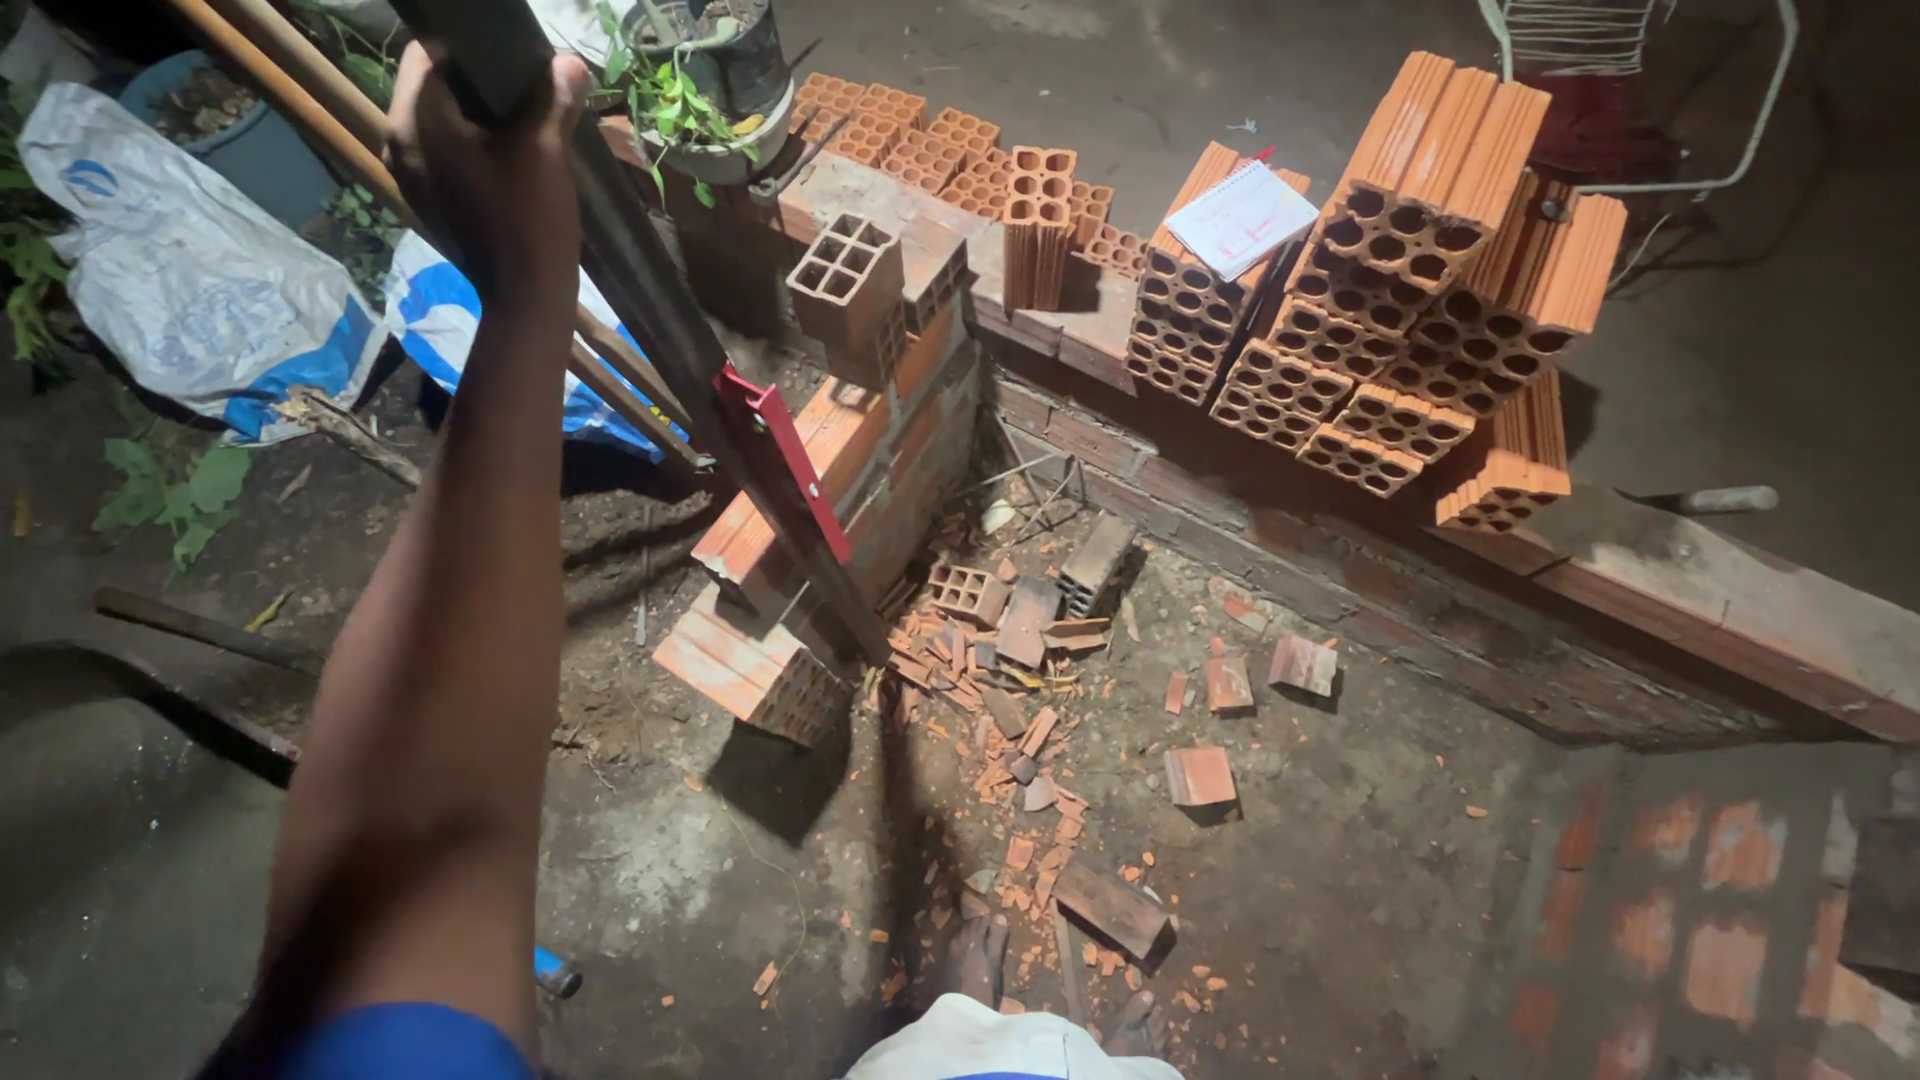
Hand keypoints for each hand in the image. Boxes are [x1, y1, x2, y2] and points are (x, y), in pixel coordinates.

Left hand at [384, 42, 591, 305]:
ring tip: (525, 138)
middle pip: (436, 91)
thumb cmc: (531, 220)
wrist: (526, 299)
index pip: (431, 53)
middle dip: (482, 91)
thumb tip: (569, 63)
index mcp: (414, 119)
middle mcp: (398, 142)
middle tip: (530, 103)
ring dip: (480, 126)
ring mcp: (411, 178)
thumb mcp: (546, 152)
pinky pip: (448, 161)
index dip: (477, 53)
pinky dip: (475, 156)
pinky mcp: (431, 205)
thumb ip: (553, 100)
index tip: (518, 69)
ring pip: (443, 128)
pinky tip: (511, 172)